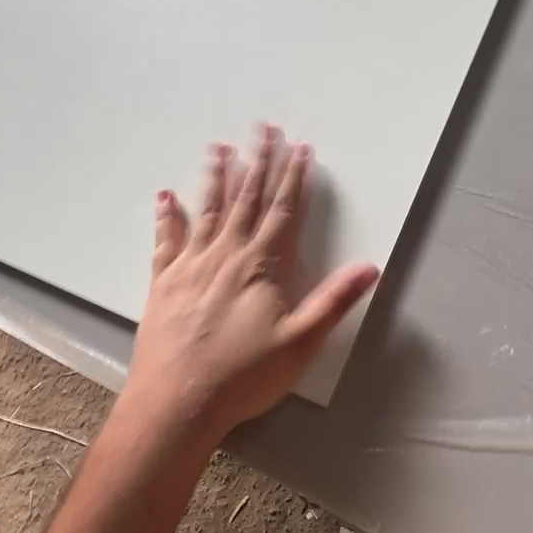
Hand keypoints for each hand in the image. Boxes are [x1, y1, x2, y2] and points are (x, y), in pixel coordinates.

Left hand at [121, 125, 378, 445]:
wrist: (176, 403)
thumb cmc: (243, 377)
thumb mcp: (301, 343)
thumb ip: (334, 302)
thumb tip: (370, 268)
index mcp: (260, 267)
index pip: (282, 212)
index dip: (293, 179)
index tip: (300, 149)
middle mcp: (224, 256)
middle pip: (245, 200)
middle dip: (257, 163)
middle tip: (263, 129)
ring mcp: (190, 267)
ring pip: (207, 211)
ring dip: (216, 178)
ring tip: (220, 148)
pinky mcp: (163, 284)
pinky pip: (166, 240)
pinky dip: (167, 216)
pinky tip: (166, 196)